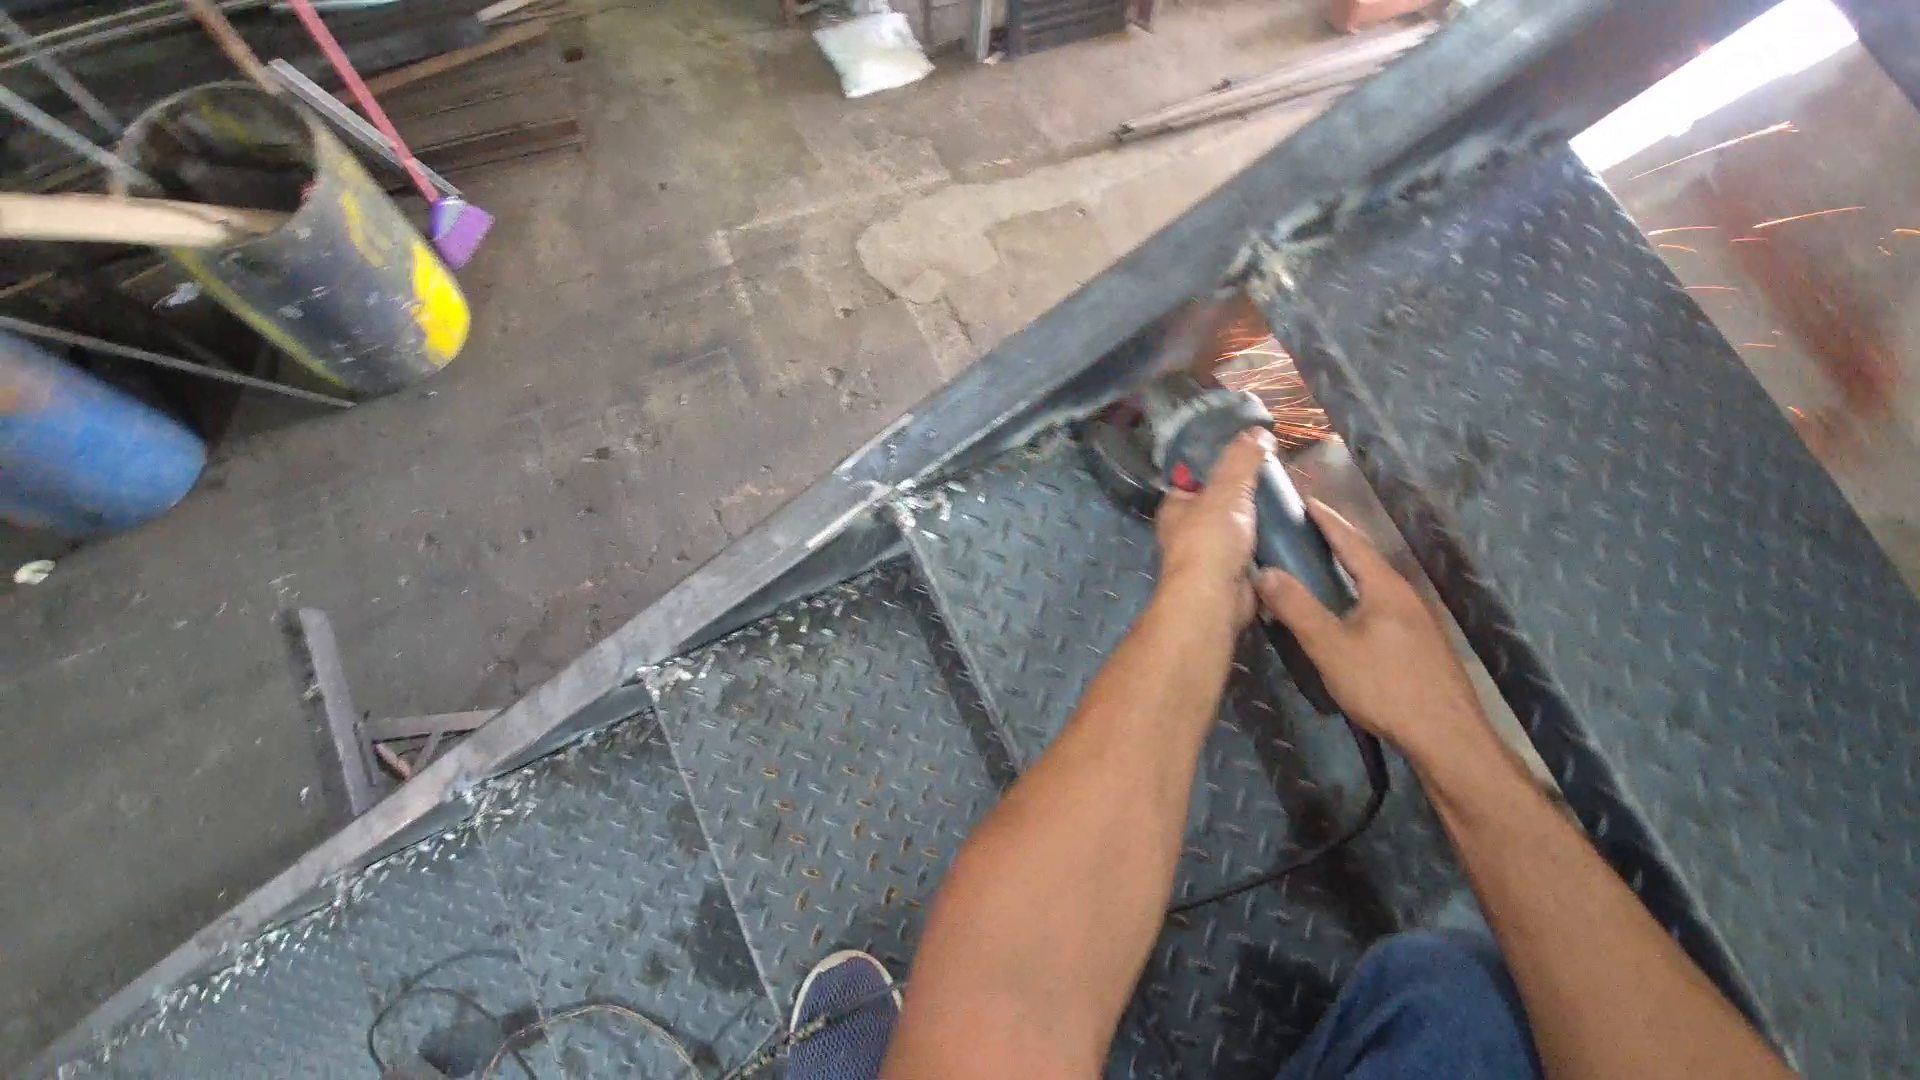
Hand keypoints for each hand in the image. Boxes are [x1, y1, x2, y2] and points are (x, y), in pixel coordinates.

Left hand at [1153, 429, 1272, 630]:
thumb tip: (1258, 431)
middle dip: (1249, 495)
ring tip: (1292, 502)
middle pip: (1223, 503)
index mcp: (1176, 507)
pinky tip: (1293, 532)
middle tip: (1280, 480)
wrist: (1216, 599)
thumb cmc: (1211, 540)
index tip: (1253, 454)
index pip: (1197, 477)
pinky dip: (1271, 544)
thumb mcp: (1226, 490)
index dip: (1222, 465)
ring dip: (1263, 520)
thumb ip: (1241, 460)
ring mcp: (1212, 554)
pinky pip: (1256, 552)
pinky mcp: (1234, 574)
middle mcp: (1189, 530)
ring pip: (1242, 528)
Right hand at [1254, 500, 1487, 760]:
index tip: (1305, 500)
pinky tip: (1342, 614)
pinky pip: (1378, 608)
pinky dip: (1354, 598)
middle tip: (1301, 532)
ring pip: (1372, 587)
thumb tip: (1265, 572)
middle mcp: (1404, 596)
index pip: (1351, 541)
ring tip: (1315, 569)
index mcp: (1385, 587)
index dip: (1326, 520)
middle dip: (1334, 543)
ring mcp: (1416, 623)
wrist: (1447, 737)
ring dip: (1345, 573)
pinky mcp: (1418, 647)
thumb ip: (1296, 607)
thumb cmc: (1386, 686)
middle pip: (1365, 560)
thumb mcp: (1330, 647)